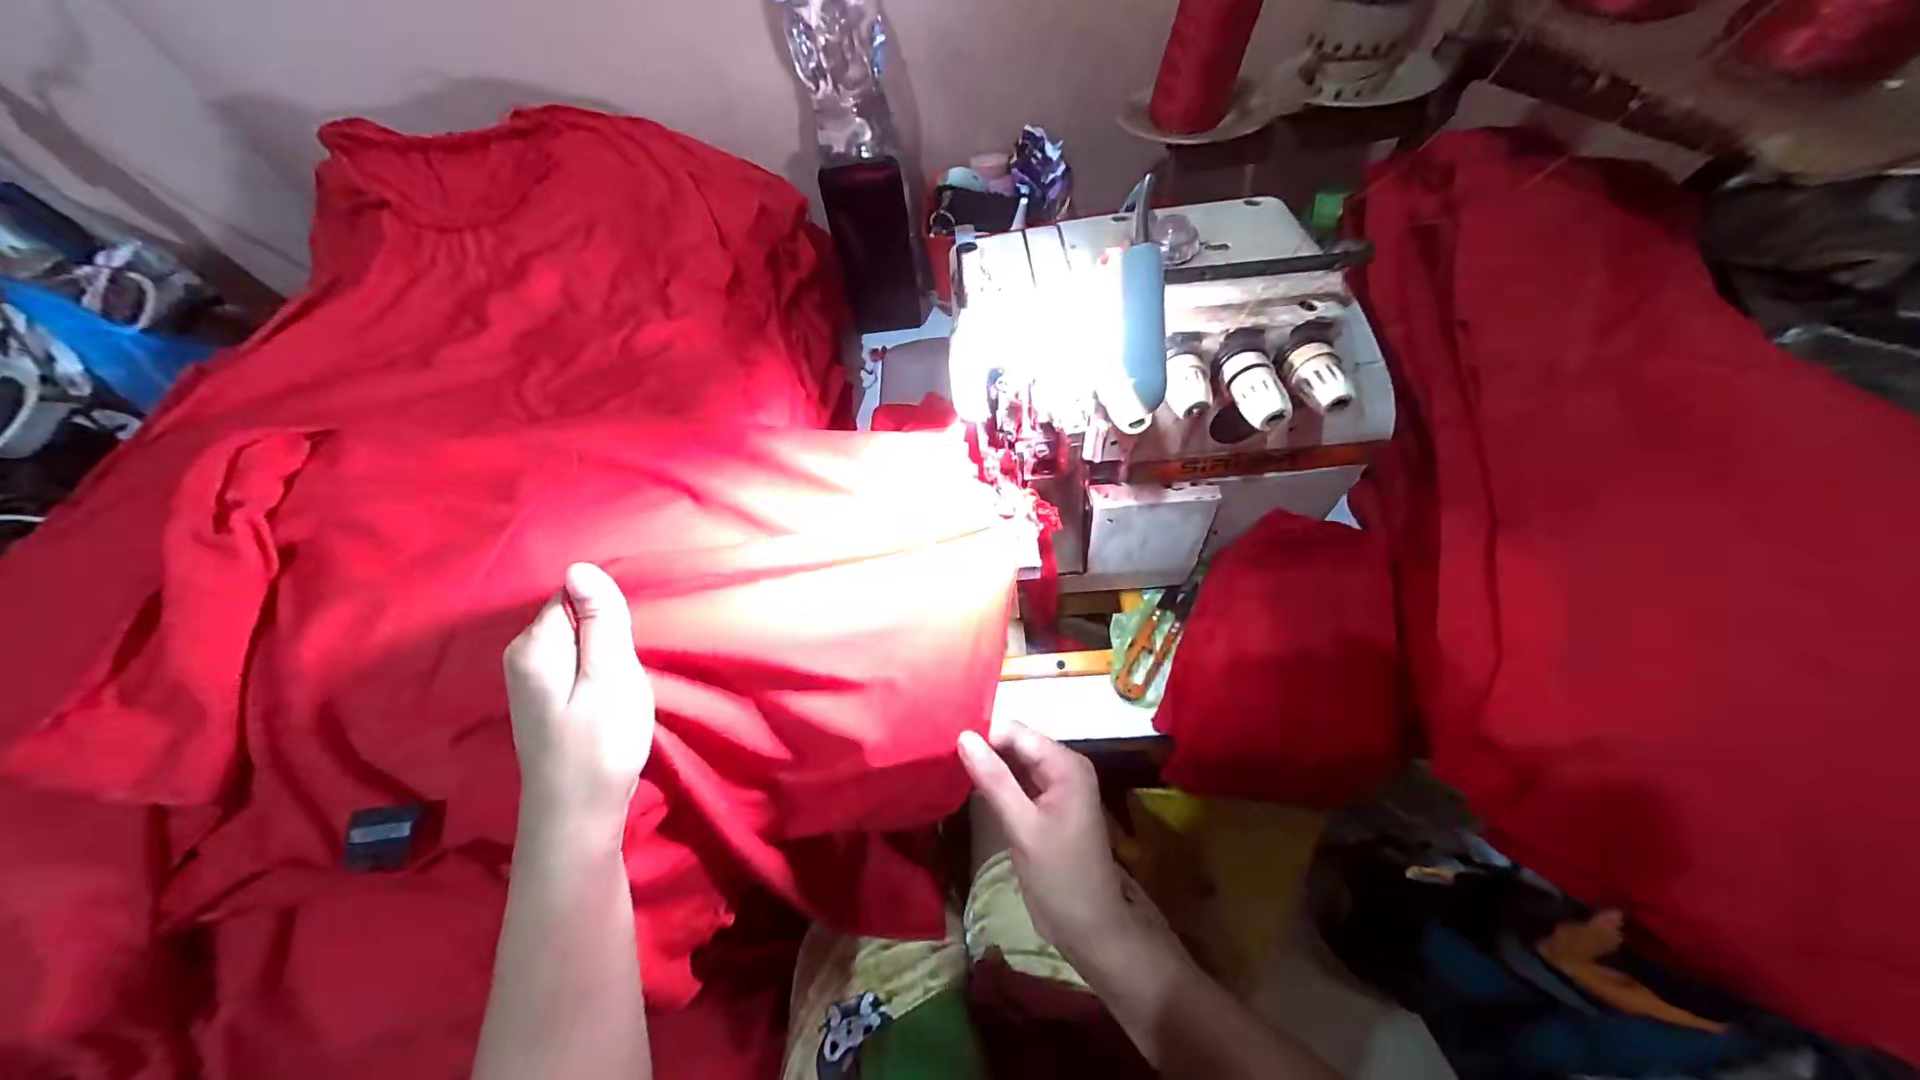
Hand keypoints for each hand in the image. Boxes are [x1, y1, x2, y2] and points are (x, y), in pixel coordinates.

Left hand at [503, 563, 654, 831]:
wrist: (577, 814)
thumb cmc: (601, 744)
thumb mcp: (612, 674)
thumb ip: (600, 619)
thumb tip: (580, 566)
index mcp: (534, 646)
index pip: (573, 596)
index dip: (607, 616)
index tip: (621, 649)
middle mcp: (521, 657)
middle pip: (575, 617)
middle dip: (608, 637)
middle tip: (622, 675)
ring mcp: (528, 680)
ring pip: (578, 642)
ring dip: (605, 658)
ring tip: (615, 692)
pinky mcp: (541, 698)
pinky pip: (574, 664)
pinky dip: (596, 675)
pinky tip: (604, 703)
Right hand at [957, 724, 1134, 959]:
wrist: (1088, 927)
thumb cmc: (1060, 876)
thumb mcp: (1023, 826)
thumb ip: (994, 779)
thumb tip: (964, 736)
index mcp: (1066, 765)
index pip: (1016, 733)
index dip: (982, 735)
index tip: (944, 744)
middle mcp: (1063, 766)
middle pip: (1015, 744)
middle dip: (982, 747)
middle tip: (940, 755)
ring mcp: (1055, 786)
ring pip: (1013, 762)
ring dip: (986, 764)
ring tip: (946, 765)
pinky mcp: (1045, 804)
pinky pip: (1017, 781)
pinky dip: (995, 782)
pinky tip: (967, 784)